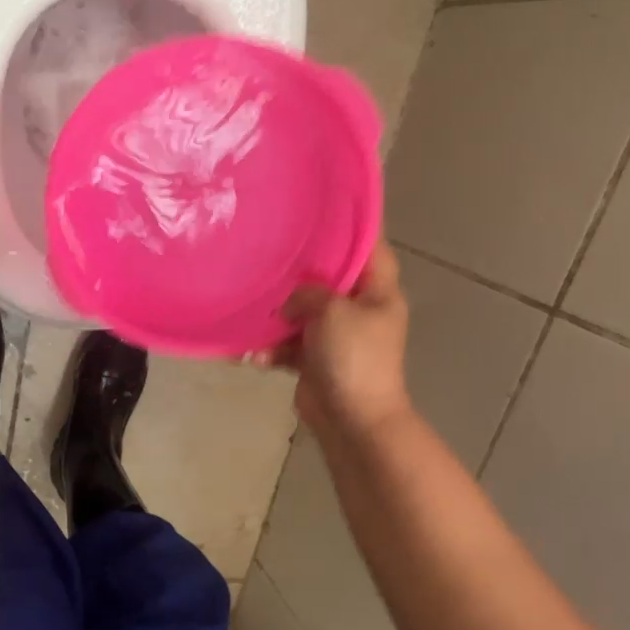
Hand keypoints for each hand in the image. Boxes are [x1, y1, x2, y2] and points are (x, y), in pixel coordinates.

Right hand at [252, 243, 412, 440]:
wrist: (352, 417)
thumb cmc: (354, 358)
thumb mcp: (333, 311)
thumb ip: (309, 293)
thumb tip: (290, 302)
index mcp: (378, 292)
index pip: (370, 247)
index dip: (351, 228)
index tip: (320, 212)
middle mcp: (359, 310)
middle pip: (327, 280)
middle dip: (298, 275)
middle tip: (268, 256)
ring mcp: (336, 337)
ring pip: (300, 314)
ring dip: (275, 320)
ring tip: (251, 319)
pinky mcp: (313, 360)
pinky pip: (286, 346)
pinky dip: (269, 350)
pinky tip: (250, 355)